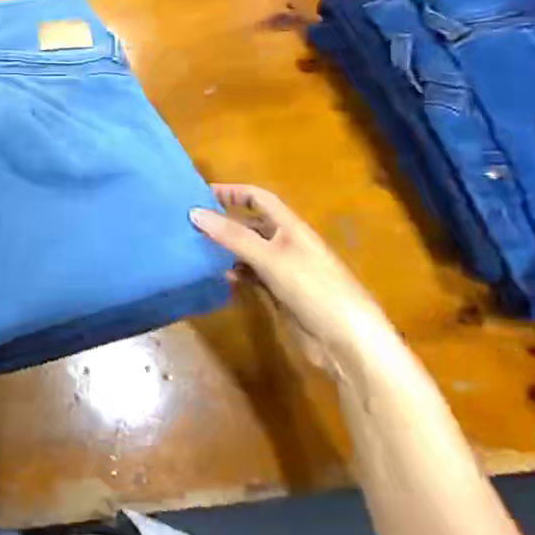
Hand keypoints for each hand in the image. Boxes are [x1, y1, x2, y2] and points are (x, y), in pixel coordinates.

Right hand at [191, 185, 401, 375]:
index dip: (232, 192)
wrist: (347, 341)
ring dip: (225, 249)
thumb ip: (233, 236)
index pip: (259, 199)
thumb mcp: (271, 258)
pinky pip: (251, 276)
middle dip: (222, 222)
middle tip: (187, 224)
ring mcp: (284, 271)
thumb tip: (193, 212)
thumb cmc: (314, 289)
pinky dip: (234, 274)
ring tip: (194, 249)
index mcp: (291, 227)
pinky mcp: (280, 295)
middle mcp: (286, 244)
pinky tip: (217, 277)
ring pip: (247, 252)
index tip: (199, 194)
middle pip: (250, 225)